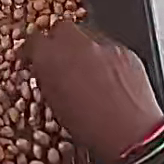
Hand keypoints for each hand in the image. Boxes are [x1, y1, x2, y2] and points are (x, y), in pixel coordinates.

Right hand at [24, 21, 161, 159]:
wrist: (132, 135)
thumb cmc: (90, 127)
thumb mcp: (55, 104)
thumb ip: (47, 78)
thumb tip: (45, 70)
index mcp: (49, 57)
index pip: (33, 40)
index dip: (32, 49)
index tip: (33, 56)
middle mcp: (74, 44)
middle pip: (60, 28)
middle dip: (59, 40)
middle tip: (61, 57)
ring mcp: (101, 44)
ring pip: (87, 35)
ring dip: (83, 48)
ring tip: (88, 70)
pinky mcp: (124, 50)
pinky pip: (109, 47)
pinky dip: (105, 57)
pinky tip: (109, 77)